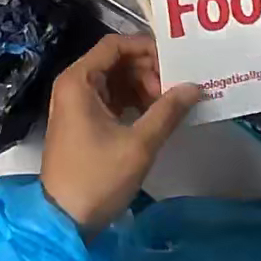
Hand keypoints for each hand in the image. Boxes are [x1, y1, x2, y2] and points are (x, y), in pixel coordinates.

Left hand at [41, 34, 204, 234]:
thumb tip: (195, 87)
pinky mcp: (83, 120)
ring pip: (115, 80)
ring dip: (142, 86)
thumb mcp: (139, 143)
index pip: (114, 45)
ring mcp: (76, 103)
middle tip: (176, 90)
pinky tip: (157, 115)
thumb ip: (168, 111)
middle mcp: (73, 85)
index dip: (146, 48)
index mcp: (77, 80)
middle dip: (148, 70)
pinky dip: (133, 101)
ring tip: (170, 105)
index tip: (177, 62)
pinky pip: (111, 98)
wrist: (64, 215)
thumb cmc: (97, 176)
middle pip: (115, 60)